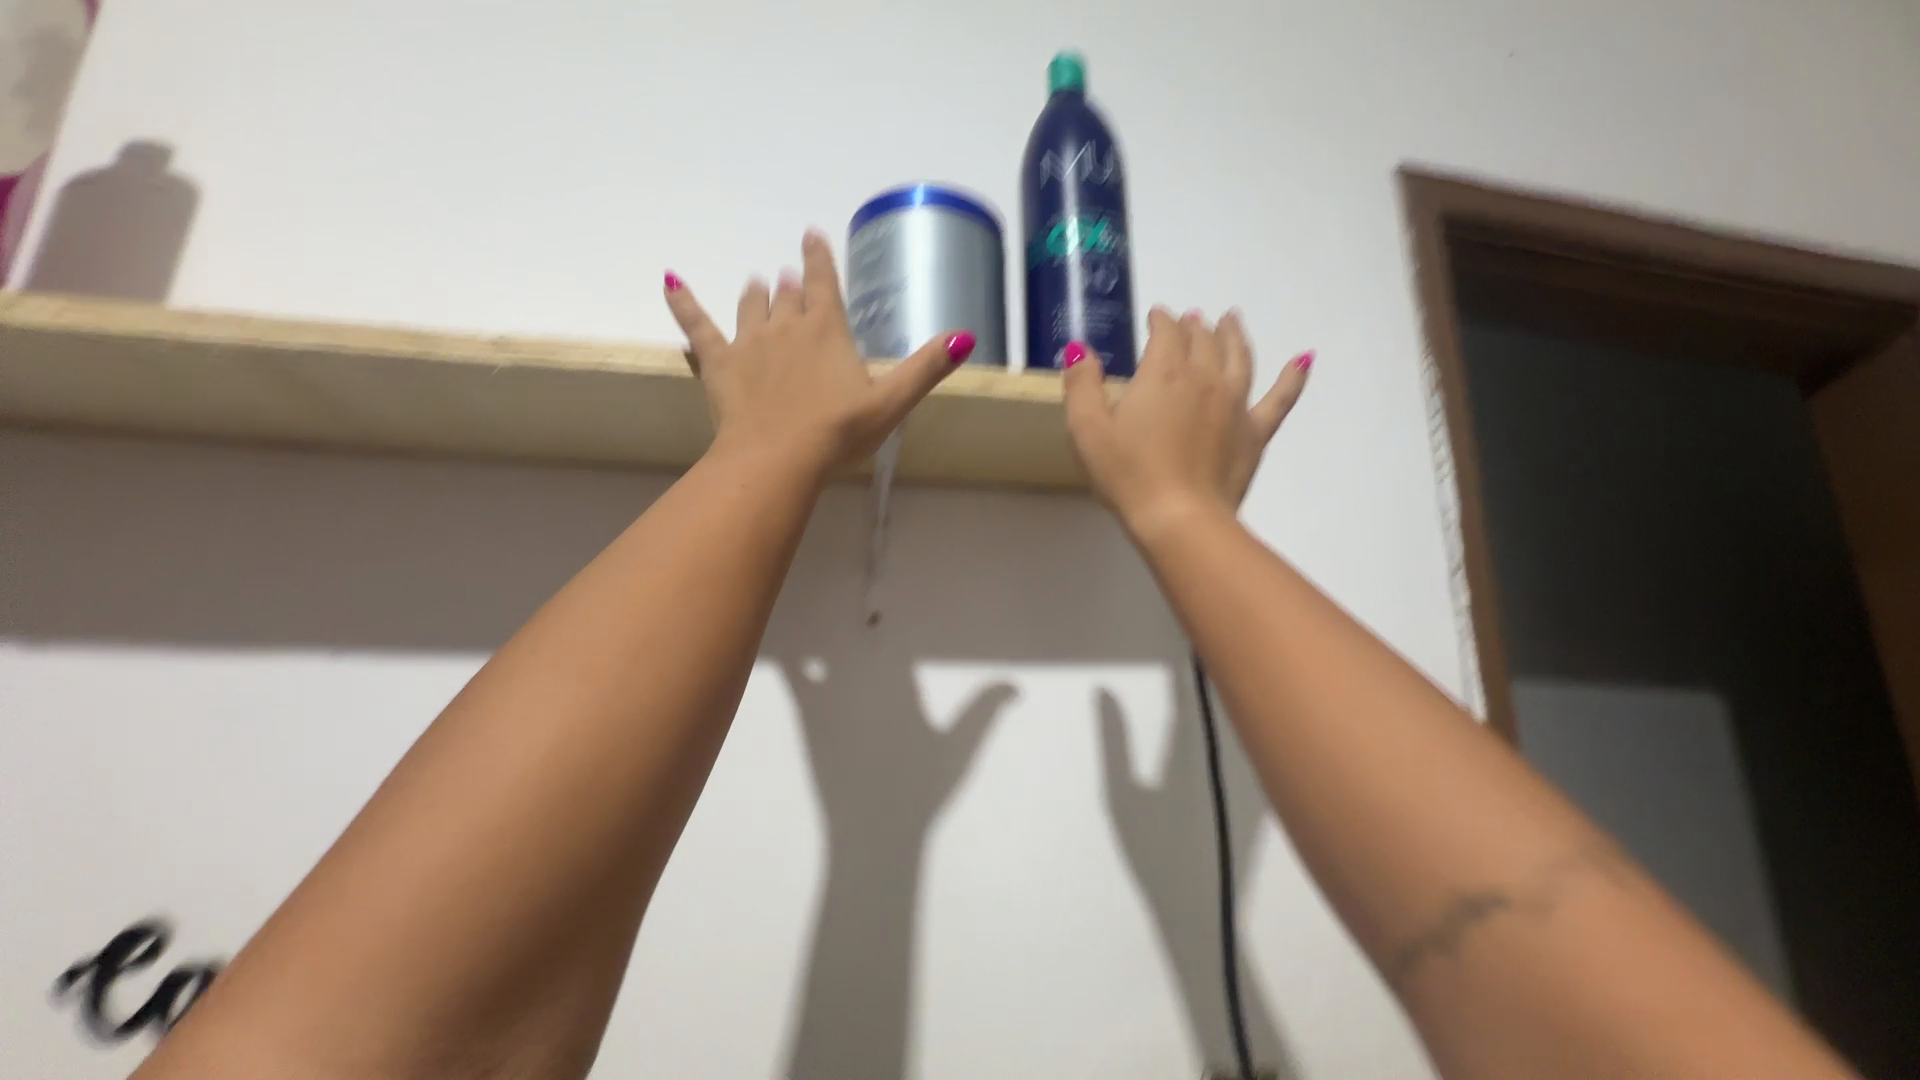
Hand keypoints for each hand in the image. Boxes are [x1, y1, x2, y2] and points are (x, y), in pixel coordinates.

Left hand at [664, 231, 975, 475]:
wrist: (778, 459)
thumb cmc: (838, 432)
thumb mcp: (892, 402)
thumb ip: (926, 367)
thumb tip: (965, 336)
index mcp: (827, 330)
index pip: (823, 282)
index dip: (819, 258)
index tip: (812, 235)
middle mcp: (786, 326)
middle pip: (787, 296)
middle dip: (790, 284)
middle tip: (787, 276)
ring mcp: (749, 343)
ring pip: (750, 307)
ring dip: (755, 294)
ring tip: (755, 282)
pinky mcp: (719, 365)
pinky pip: (697, 326)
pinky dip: (683, 304)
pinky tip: (670, 282)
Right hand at [1063, 308, 1309, 538]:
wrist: (1180, 518)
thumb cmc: (1129, 474)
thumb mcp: (1087, 429)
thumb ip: (1081, 384)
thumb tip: (1080, 347)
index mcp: (1164, 373)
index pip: (1166, 333)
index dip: (1160, 320)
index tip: (1156, 316)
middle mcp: (1204, 378)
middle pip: (1203, 340)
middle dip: (1195, 325)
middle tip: (1192, 318)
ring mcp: (1236, 404)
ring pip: (1239, 357)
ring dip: (1234, 335)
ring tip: (1231, 320)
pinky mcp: (1255, 433)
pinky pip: (1280, 398)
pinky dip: (1293, 377)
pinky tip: (1303, 361)